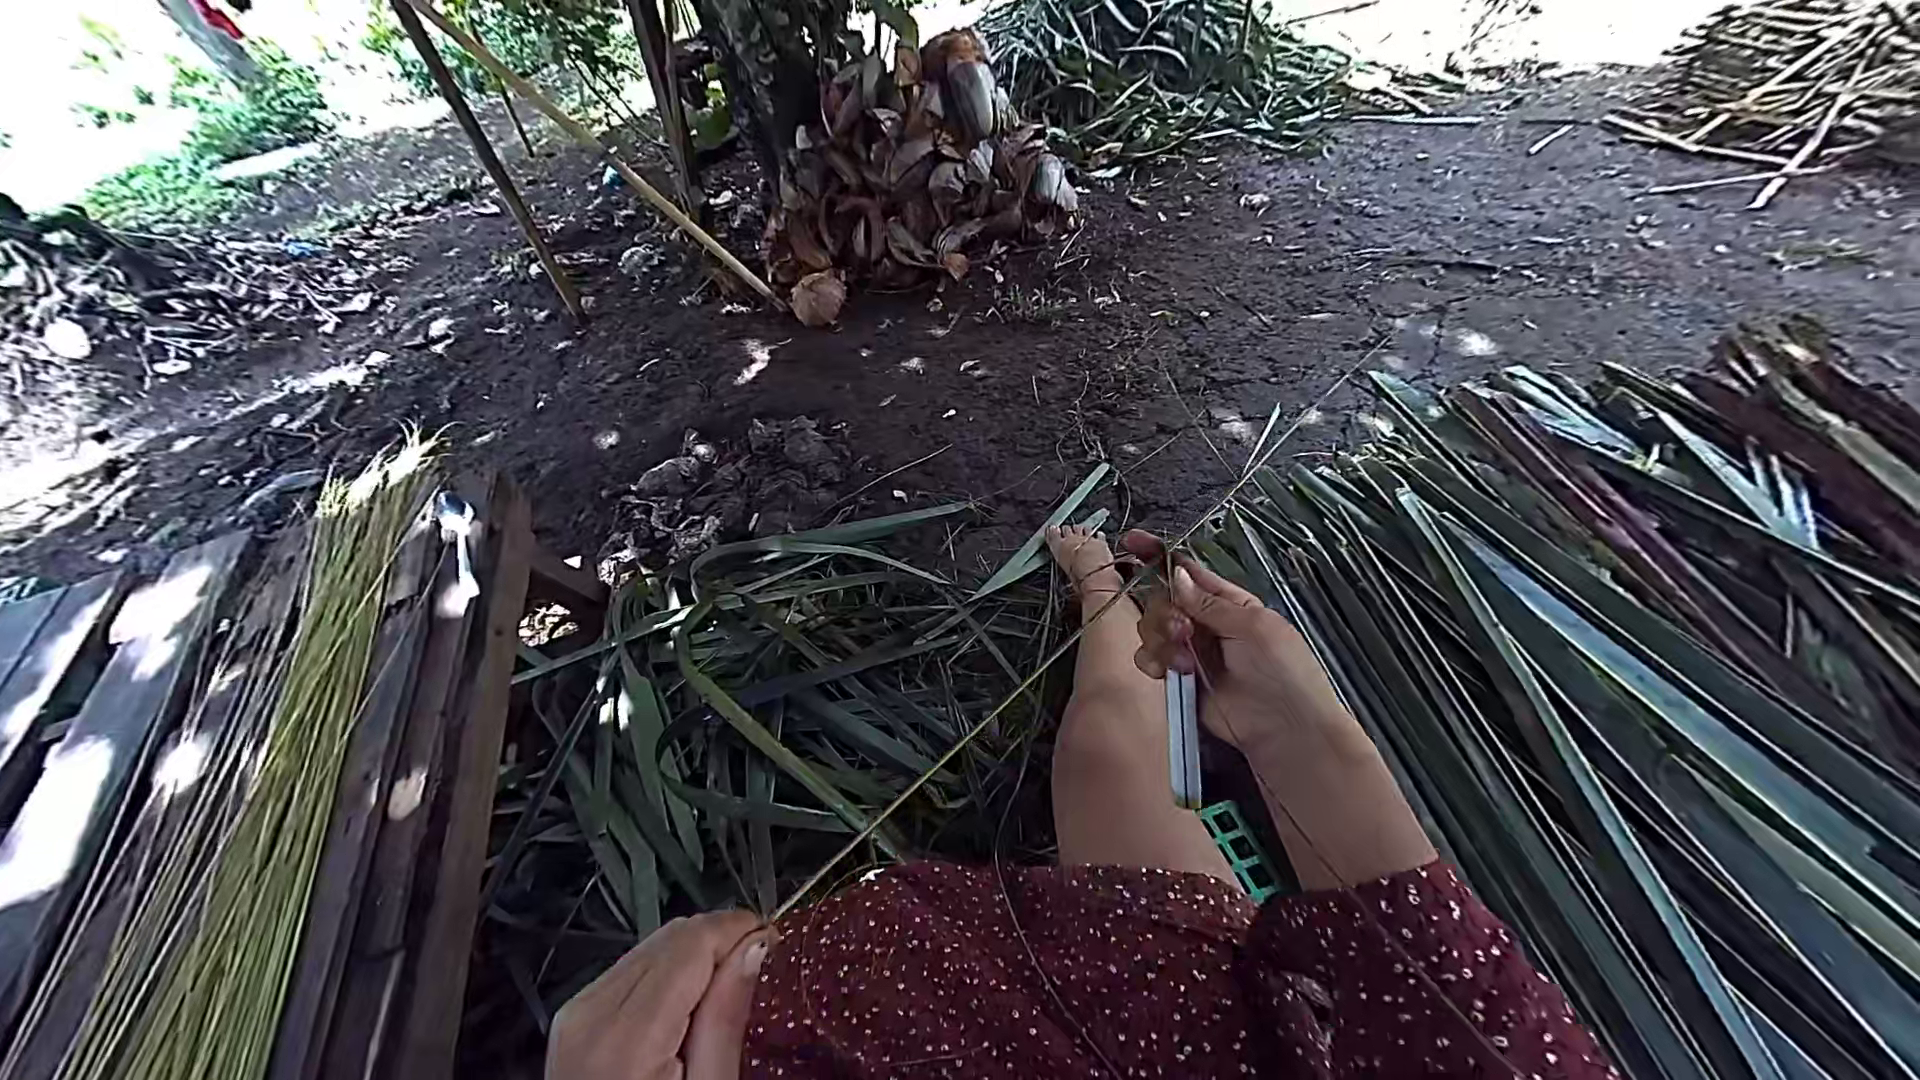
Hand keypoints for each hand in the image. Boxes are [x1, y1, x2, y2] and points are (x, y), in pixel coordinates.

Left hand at [547, 911, 769, 1079]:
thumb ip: (725, 1020)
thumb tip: (755, 944)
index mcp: (625, 1039)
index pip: (694, 940)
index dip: (740, 932)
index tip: (772, 948)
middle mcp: (591, 1011)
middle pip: (676, 934)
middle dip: (721, 942)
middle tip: (755, 973)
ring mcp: (577, 1012)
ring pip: (659, 941)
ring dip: (697, 954)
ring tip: (721, 995)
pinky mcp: (574, 1017)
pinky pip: (638, 963)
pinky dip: (672, 970)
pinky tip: (687, 1007)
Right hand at [1123, 530, 1435, 887]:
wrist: (1284, 729)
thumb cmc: (1281, 671)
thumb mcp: (1254, 627)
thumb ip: (1210, 603)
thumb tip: (1177, 576)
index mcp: (1227, 602)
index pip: (1188, 571)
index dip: (1159, 555)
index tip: (1130, 542)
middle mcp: (1203, 622)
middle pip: (1162, 599)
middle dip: (1164, 613)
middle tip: (1183, 633)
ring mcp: (1188, 650)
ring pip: (1151, 628)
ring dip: (1160, 640)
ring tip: (1183, 662)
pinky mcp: (1176, 677)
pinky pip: (1148, 658)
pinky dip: (1151, 661)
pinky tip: (1167, 671)